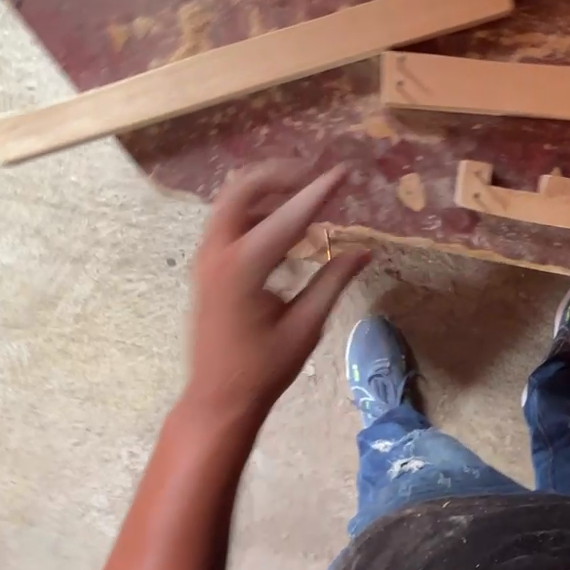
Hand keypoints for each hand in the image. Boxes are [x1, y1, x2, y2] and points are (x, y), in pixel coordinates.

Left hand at [182, 160, 371, 426]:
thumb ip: (333, 281)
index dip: (321, 192)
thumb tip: (363, 251)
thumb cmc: (264, 368)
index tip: (344, 172)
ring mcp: (206, 258)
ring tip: (303, 198)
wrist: (219, 397)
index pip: (289, 216)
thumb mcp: (306, 326)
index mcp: (245, 266)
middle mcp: (218, 252)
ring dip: (266, 193)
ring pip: (232, 203)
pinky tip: (283, 229)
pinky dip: (255, 214)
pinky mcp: (206, 268)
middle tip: (314, 176)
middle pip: (243, 189)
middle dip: (280, 176)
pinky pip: (228, 223)